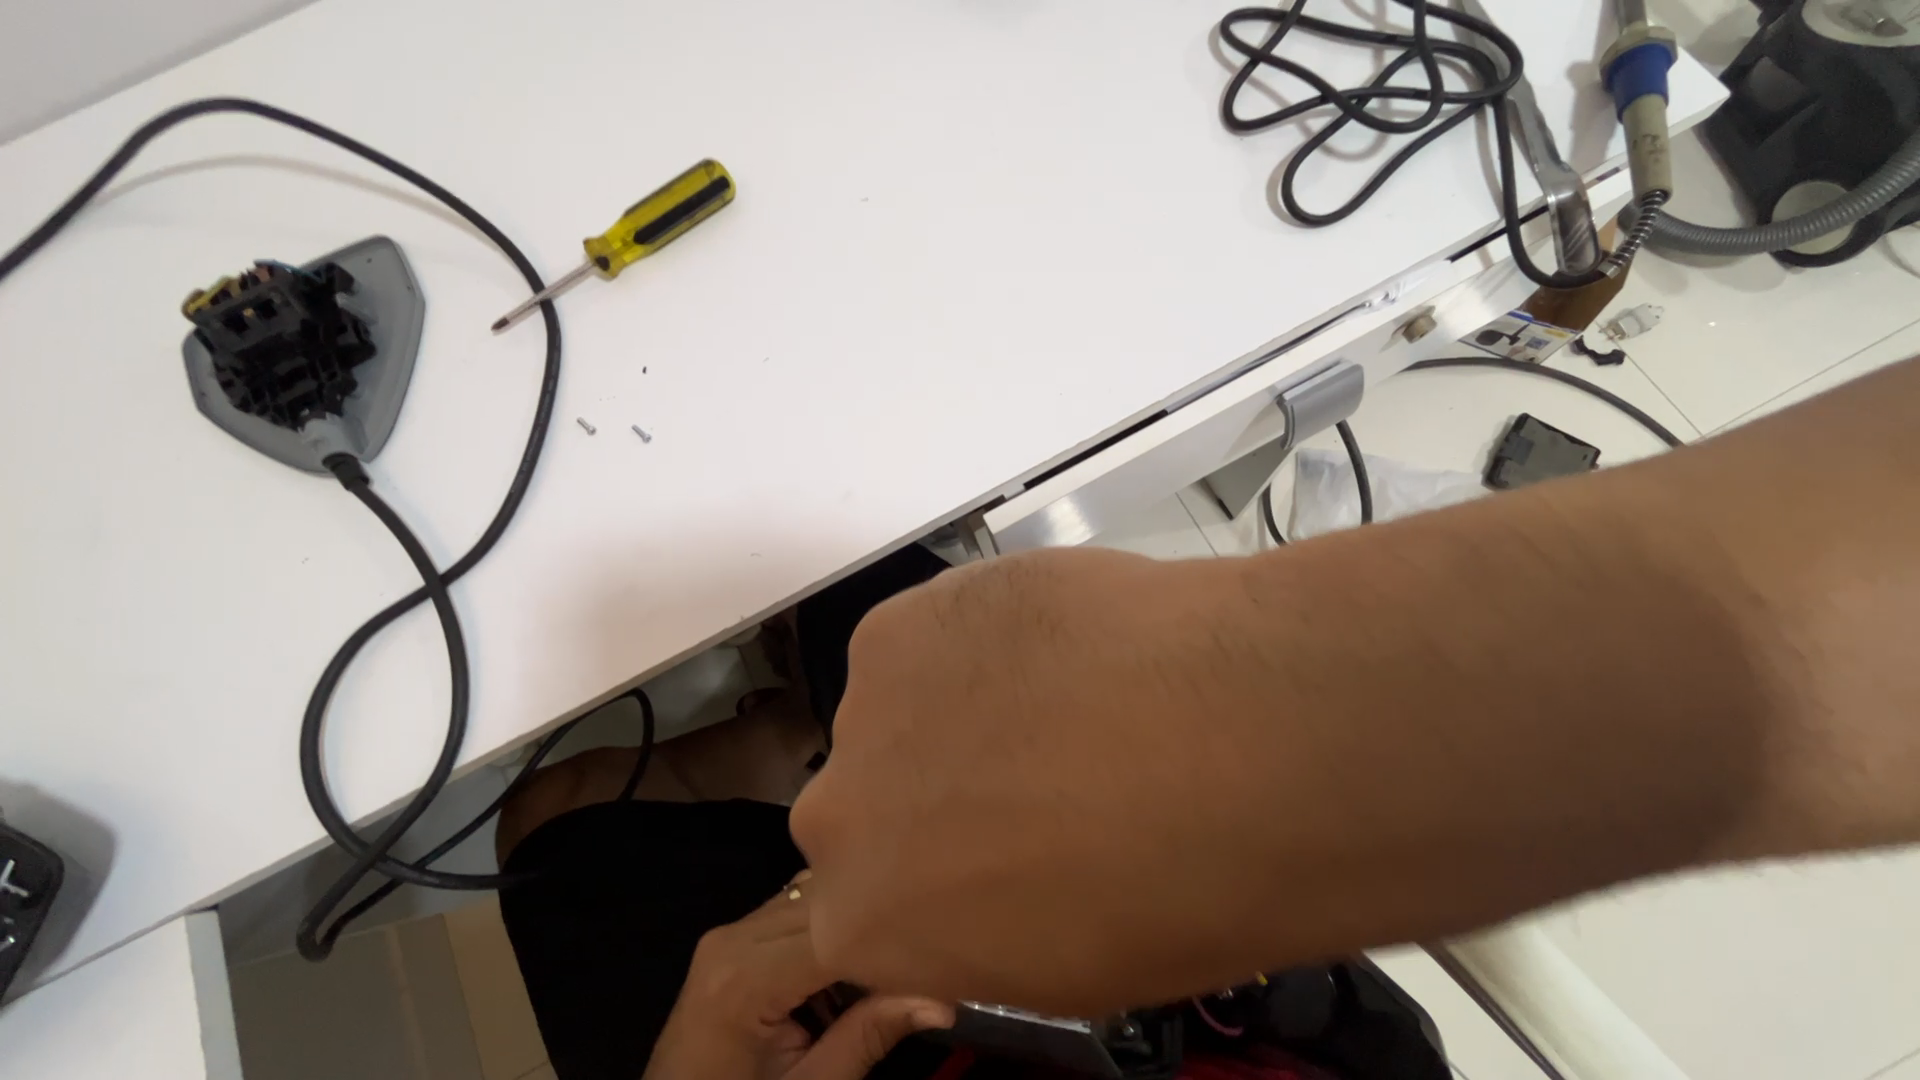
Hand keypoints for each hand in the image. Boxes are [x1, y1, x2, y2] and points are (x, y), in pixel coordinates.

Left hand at [644, 874, 954, 1079]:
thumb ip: (868, 1037)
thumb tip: (943, 1001)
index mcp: (743, 979)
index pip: (833, 933)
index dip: (885, 939)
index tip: (933, 947)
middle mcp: (730, 940)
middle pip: (820, 906)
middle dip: (870, 925)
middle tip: (923, 944)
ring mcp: (725, 937)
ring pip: (807, 901)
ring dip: (848, 925)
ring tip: (892, 953)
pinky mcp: (727, 945)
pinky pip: (789, 915)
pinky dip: (824, 932)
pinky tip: (849, 966)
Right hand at [791, 548, 1282, 1015]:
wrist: (1223, 744)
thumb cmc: (1165, 890)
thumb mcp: (1064, 963)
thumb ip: (979, 922)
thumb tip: (990, 873)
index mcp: (866, 928)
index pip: (867, 901)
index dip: (933, 868)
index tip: (988, 846)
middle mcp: (835, 818)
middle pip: (867, 794)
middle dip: (925, 785)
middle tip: (1020, 765)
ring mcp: (864, 707)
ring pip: (899, 702)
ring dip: (958, 700)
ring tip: (1057, 690)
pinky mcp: (901, 619)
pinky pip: (933, 632)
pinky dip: (984, 636)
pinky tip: (1055, 641)